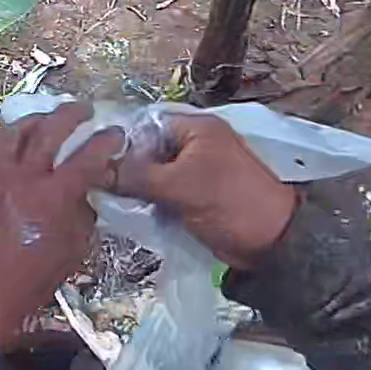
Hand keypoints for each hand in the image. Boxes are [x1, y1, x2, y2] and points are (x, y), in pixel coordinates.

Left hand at [0, 103, 120, 350]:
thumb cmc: (34, 278)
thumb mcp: (74, 249)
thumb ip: (83, 212)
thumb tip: (88, 189)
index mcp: (53, 198)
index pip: (86, 158)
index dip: (105, 142)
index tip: (117, 133)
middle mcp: (24, 178)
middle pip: (49, 132)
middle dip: (71, 115)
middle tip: (86, 110)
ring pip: (17, 132)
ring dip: (38, 118)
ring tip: (51, 115)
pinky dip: (12, 135)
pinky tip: (21, 136)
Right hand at [111, 114, 295, 270]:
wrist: (274, 245)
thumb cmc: (231, 204)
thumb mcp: (179, 186)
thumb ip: (136, 175)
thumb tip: (95, 170)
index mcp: (197, 128)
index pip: (146, 124)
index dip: (122, 141)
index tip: (97, 160)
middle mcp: (194, 144)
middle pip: (147, 148)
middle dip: (126, 165)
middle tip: (99, 181)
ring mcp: (194, 170)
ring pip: (152, 171)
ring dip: (134, 185)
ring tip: (110, 196)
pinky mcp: (194, 194)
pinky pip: (161, 190)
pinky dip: (147, 198)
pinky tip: (128, 207)